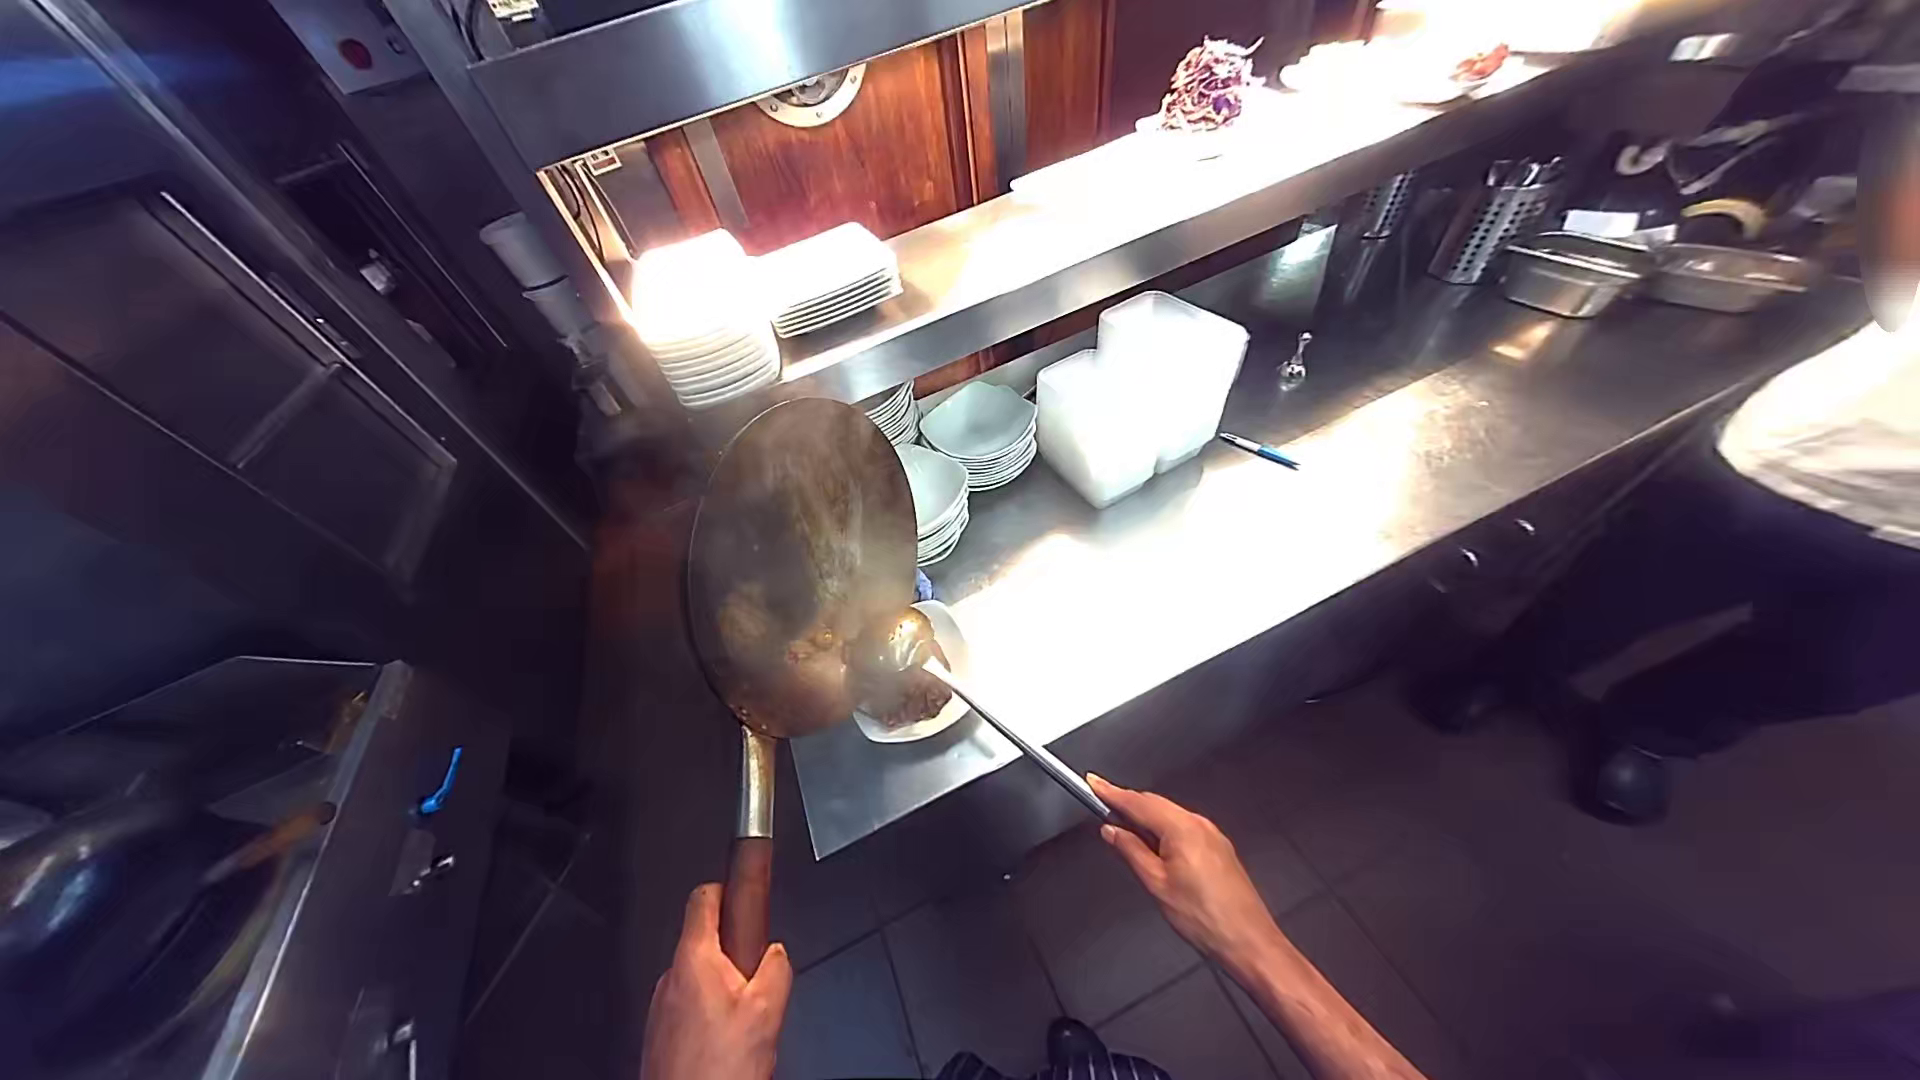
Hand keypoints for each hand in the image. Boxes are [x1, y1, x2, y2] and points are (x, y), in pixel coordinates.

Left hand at [639, 884, 792, 1079]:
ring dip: (722, 984)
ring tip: (743, 1018)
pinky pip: (689, 1006)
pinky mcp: (660, 1038)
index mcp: (694, 960)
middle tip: (755, 972)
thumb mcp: (768, 1008)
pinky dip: (709, 1012)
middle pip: (705, 937)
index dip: (729, 886)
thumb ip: (777, 965)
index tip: (744, 884)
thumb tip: (775, 955)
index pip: (704, 897)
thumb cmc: (718, 1073)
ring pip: (699, 975)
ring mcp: (661, 1010)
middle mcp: (670, 979)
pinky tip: (726, 1042)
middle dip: (734, 949)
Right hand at [1090, 775, 1283, 975]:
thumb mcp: (1156, 884)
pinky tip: (1154, 843)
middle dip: (1127, 802)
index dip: (1111, 792)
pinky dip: (1163, 826)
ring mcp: (1212, 834)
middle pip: (1154, 803)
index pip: (1137, 801)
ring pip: (1169, 813)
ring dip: (1145, 816)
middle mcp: (1199, 824)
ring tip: (1124, 829)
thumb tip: (1113, 831)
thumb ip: (1130, 851)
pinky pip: (1183, 825)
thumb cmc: (1208, 920)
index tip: (1094, 782)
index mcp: (1181, 828)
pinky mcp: (1218, 847)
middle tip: (1103, 804)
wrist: (1250, 943)